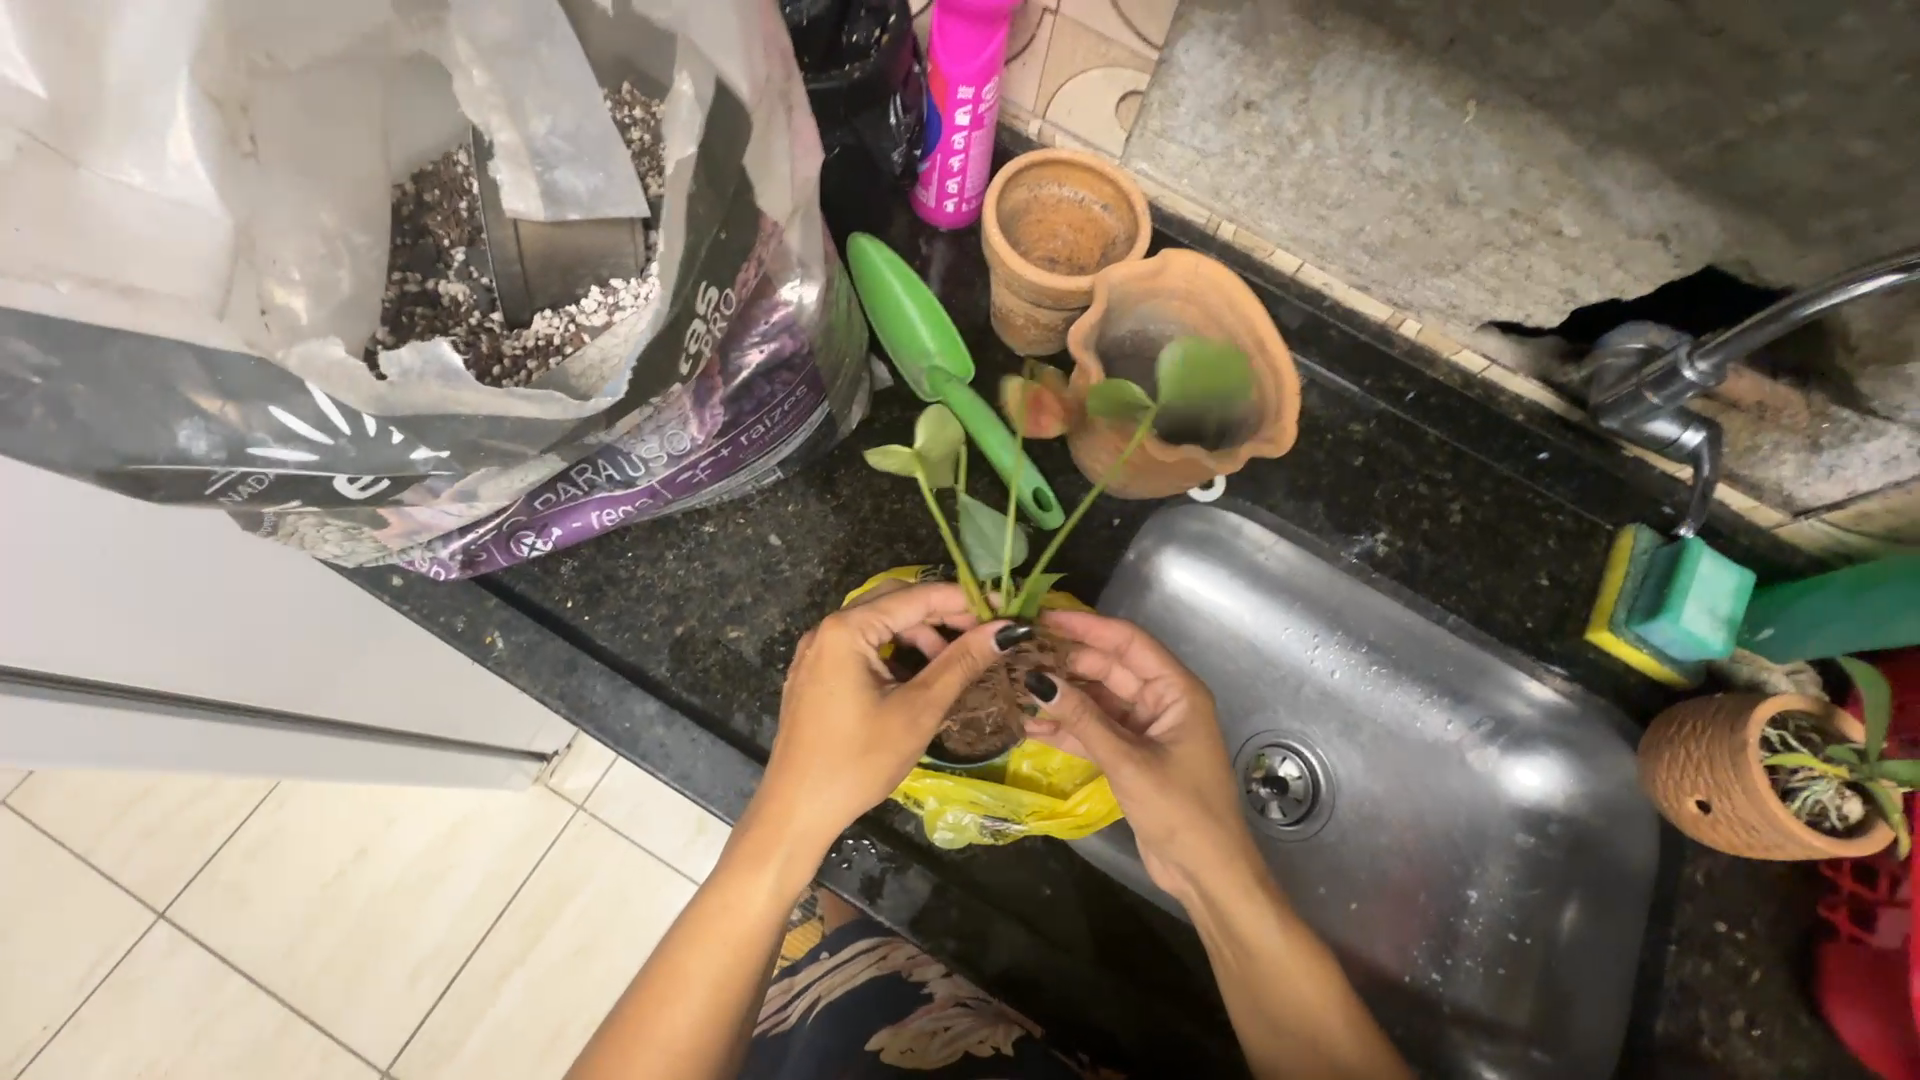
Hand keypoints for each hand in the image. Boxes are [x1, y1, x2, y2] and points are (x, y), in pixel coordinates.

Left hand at [751, 582, 1024, 856]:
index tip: (1004, 609)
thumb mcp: (918, 710)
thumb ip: (961, 662)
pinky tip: (917, 679)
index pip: (916, 596)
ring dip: (918, 636)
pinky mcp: (815, 675)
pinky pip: (861, 646)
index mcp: (847, 629)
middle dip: (941, 615)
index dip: (964, 599)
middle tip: (982, 634)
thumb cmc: (859, 761)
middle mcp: (826, 629)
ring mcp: (816, 652)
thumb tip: (1005, 630)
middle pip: (895, 602)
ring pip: (878, 625)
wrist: (796, 811)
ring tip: (951, 665)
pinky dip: (894, 652)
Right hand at [1023, 609, 1262, 904]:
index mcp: (1177, 690)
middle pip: (1108, 668)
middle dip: (1066, 662)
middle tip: (1018, 655)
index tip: (1043, 617)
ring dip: (1062, 697)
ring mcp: (1144, 728)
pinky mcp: (1130, 755)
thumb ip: (1082, 719)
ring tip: (1015, 686)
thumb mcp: (1128, 761)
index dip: (1086, 626)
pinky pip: (1094, 730)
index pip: (1128, 642)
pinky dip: (1067, 728)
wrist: (1207, 874)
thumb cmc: (1181, 810)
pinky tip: (1030, 725)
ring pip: (1097, 700)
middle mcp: (1161, 701)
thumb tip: (1036, 680)